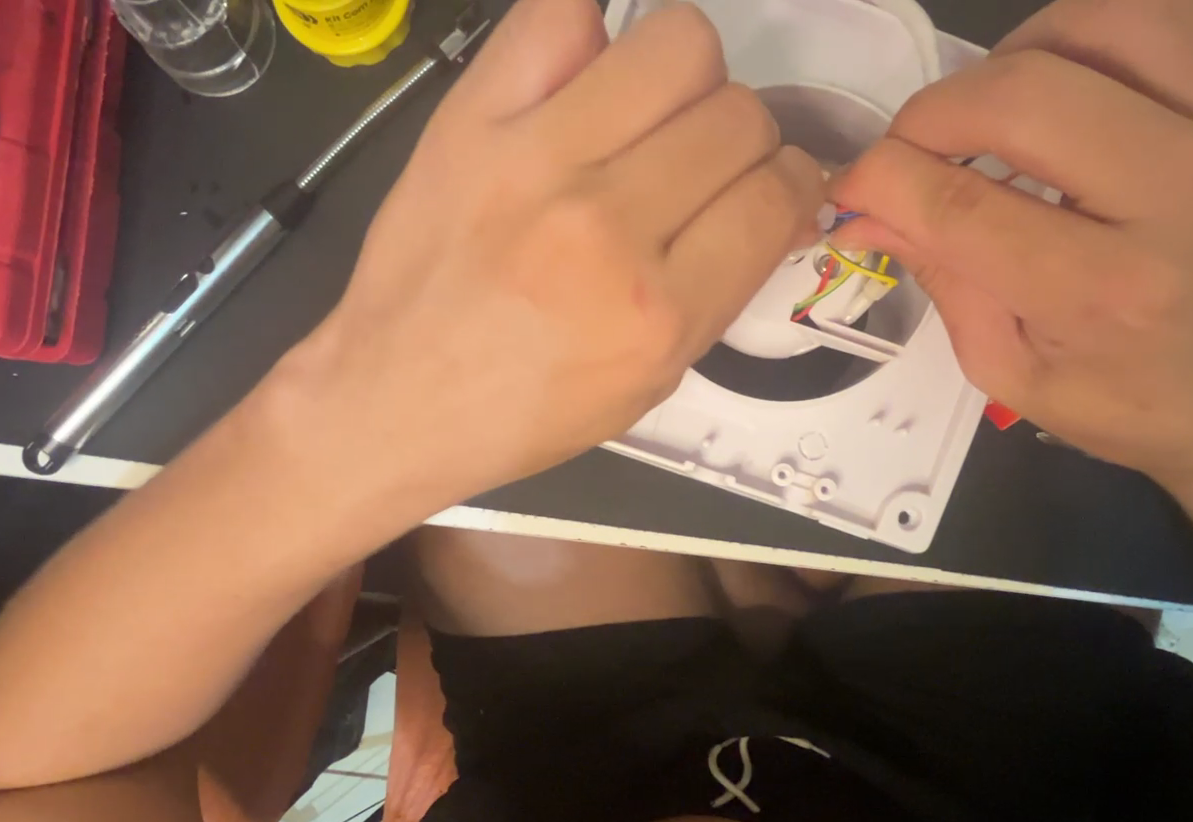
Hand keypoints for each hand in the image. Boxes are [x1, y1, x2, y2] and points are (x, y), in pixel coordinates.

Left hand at [274, 0, 821, 503]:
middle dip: (743, 143)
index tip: (775, 190)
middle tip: (702, 172)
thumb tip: (777, 204)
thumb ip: (719, 293)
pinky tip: (582, 90)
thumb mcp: (645, 386)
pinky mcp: (472, 119)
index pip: (775, 195)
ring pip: (678, 46)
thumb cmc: (522, 410)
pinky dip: (589, 37)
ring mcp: (536, 164)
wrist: (398, 397)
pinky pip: (562, 11)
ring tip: (648, 125)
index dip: (793, 185)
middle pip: (739, 116)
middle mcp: (606, 231)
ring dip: (685, 83)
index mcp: (657, 316)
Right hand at [831, 0, 1192, 505]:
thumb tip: (865, 208)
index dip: (881, 180)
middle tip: (918, 142)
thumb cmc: (1131, 404)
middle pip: (1026, 93)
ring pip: (1119, 14)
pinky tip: (1135, 50)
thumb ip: (943, 279)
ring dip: (1030, 47)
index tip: (852, 183)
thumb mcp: (1010, 372)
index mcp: (1107, 292)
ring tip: (1012, 99)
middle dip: (936, 109)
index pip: (959, 203)